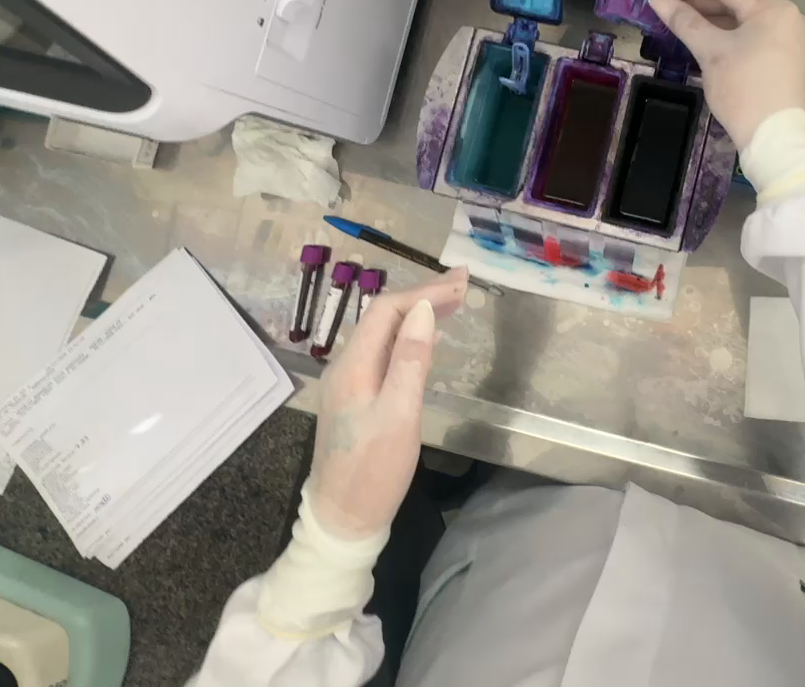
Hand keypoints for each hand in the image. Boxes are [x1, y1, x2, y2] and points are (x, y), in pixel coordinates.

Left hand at [305, 269, 467, 539]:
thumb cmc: (374, 471)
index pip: (387, 310)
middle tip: (464, 284)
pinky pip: (384, 350)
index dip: (425, 291)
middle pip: (384, 316)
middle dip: (423, 295)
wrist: (341, 521)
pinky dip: (409, 335)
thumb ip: (411, 359)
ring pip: (384, 332)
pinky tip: (427, 336)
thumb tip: (424, 310)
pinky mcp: (357, 396)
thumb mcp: (400, 415)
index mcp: (353, 366)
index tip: (461, 283)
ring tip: (453, 301)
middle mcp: (346, 366)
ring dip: (417, 312)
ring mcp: (349, 381)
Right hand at [649, 0, 804, 149]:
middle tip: (669, 6)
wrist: (773, 138)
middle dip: (702, 2)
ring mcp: (789, 37)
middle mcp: (787, 16)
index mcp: (773, 8)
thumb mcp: (710, 52)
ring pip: (744, 18)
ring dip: (714, 19)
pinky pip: (753, 34)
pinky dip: (729, 34)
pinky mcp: (785, 56)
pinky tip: (704, 38)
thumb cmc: (742, 89)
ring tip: (681, 22)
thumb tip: (657, 0)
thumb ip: (684, 21)